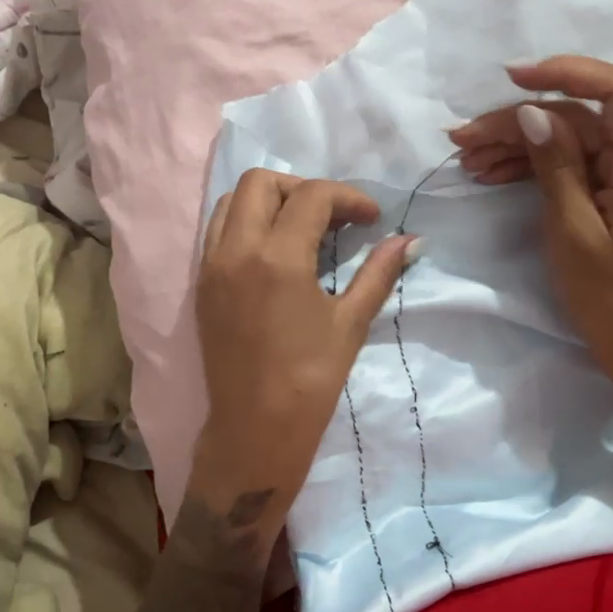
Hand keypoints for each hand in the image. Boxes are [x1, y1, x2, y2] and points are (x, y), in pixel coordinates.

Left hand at [193, 170, 413, 530]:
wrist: (256, 428)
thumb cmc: (311, 378)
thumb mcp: (351, 322)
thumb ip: (378, 272)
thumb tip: (411, 240)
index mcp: (277, 257)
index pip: (311, 196)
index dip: (348, 198)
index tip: (371, 219)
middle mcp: (236, 251)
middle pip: (261, 183)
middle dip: (302, 188)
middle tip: (333, 218)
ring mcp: (211, 267)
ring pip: (231, 202)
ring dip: (269, 202)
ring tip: (301, 230)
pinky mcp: (201, 285)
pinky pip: (217, 231)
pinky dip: (246, 224)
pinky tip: (274, 253)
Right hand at [448, 56, 612, 372]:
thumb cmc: (604, 292)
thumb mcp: (572, 228)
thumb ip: (556, 165)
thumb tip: (532, 112)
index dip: (568, 72)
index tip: (514, 79)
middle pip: (577, 116)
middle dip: (519, 120)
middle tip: (464, 139)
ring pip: (565, 137)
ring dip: (515, 143)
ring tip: (467, 160)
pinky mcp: (603, 190)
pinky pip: (565, 162)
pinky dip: (527, 164)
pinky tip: (489, 173)